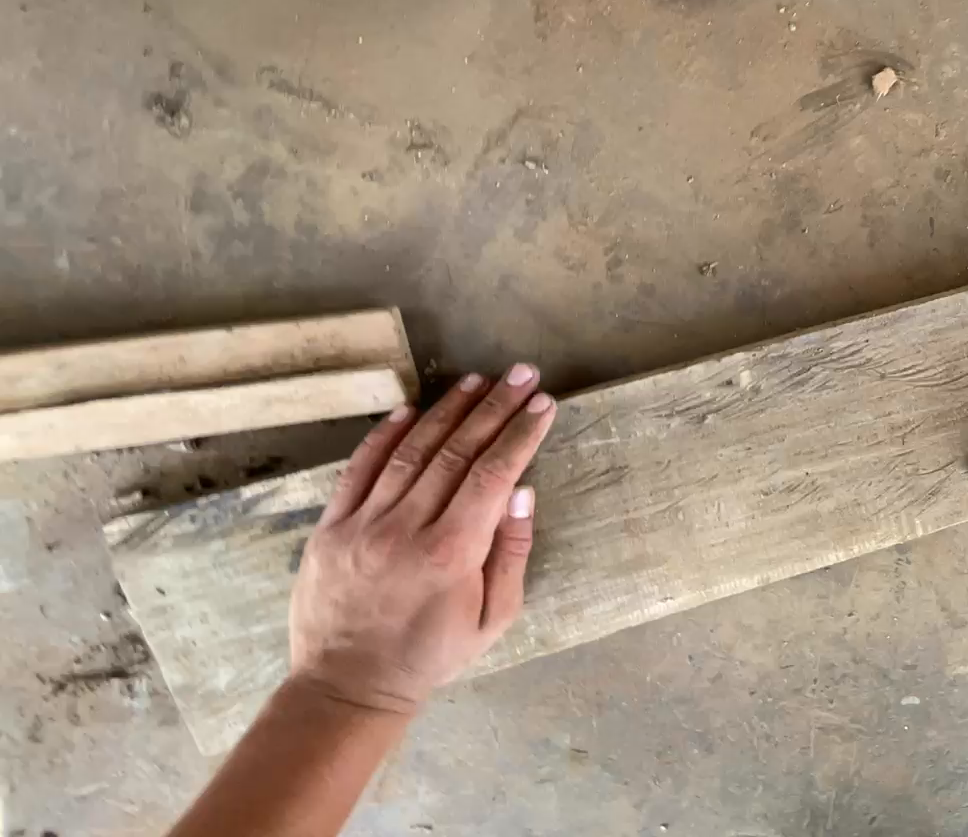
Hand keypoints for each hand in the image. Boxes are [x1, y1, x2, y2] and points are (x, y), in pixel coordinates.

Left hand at [288, 365, 557, 714]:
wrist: (345, 687)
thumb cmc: (435, 652)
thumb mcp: (496, 616)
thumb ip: (512, 552)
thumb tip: (524, 492)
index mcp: (452, 551)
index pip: (495, 473)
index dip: (522, 433)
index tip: (544, 403)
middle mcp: (406, 528)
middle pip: (457, 451)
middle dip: (495, 407)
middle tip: (523, 374)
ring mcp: (362, 526)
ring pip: (411, 452)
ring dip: (449, 410)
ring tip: (479, 380)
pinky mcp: (329, 529)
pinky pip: (358, 470)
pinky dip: (385, 435)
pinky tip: (412, 409)